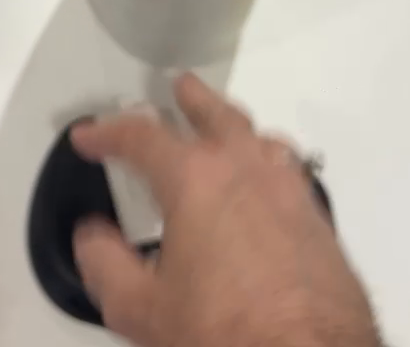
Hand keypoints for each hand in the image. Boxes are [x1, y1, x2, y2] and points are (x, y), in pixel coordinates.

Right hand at [69, 74, 379, 346]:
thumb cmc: (226, 337)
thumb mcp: (142, 310)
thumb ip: (106, 265)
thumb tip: (91, 238)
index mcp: (195, 180)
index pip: (140, 136)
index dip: (106, 132)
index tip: (88, 137)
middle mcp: (245, 170)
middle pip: (215, 113)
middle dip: (190, 98)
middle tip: (177, 87)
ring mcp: (289, 193)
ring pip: (260, 138)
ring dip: (235, 127)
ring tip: (225, 131)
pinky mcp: (321, 224)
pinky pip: (291, 172)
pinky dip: (269, 163)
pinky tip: (266, 186)